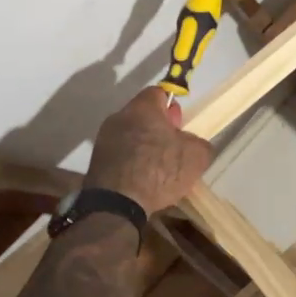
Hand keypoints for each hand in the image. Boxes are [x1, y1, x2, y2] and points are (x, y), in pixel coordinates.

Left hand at [84, 88, 211, 214]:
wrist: (118, 204)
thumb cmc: (160, 171)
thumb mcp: (196, 156)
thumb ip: (199, 142)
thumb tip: (191, 142)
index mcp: (143, 108)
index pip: (157, 92)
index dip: (171, 104)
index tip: (180, 121)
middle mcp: (119, 117)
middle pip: (142, 114)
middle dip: (158, 126)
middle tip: (173, 145)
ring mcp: (104, 139)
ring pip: (131, 134)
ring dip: (144, 144)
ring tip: (159, 165)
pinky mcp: (97, 160)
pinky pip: (121, 152)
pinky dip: (132, 160)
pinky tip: (144, 177)